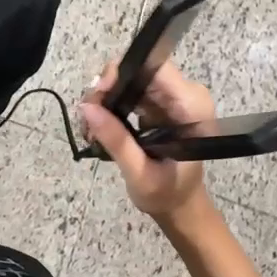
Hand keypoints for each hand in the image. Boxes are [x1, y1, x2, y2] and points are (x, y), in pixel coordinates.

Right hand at [79, 63, 216, 221]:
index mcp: (191, 108)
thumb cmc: (168, 194)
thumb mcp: (139, 173)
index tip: (98, 95)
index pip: (155, 69)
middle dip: (107, 89)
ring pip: (129, 79)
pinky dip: (111, 105)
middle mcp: (184, 95)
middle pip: (138, 71)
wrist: (182, 208)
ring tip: (91, 128)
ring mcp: (171, 98)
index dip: (122, 73)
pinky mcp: (159, 104)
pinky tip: (100, 126)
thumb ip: (116, 140)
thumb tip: (86, 108)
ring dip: (105, 98)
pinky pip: (129, 91)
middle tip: (88, 118)